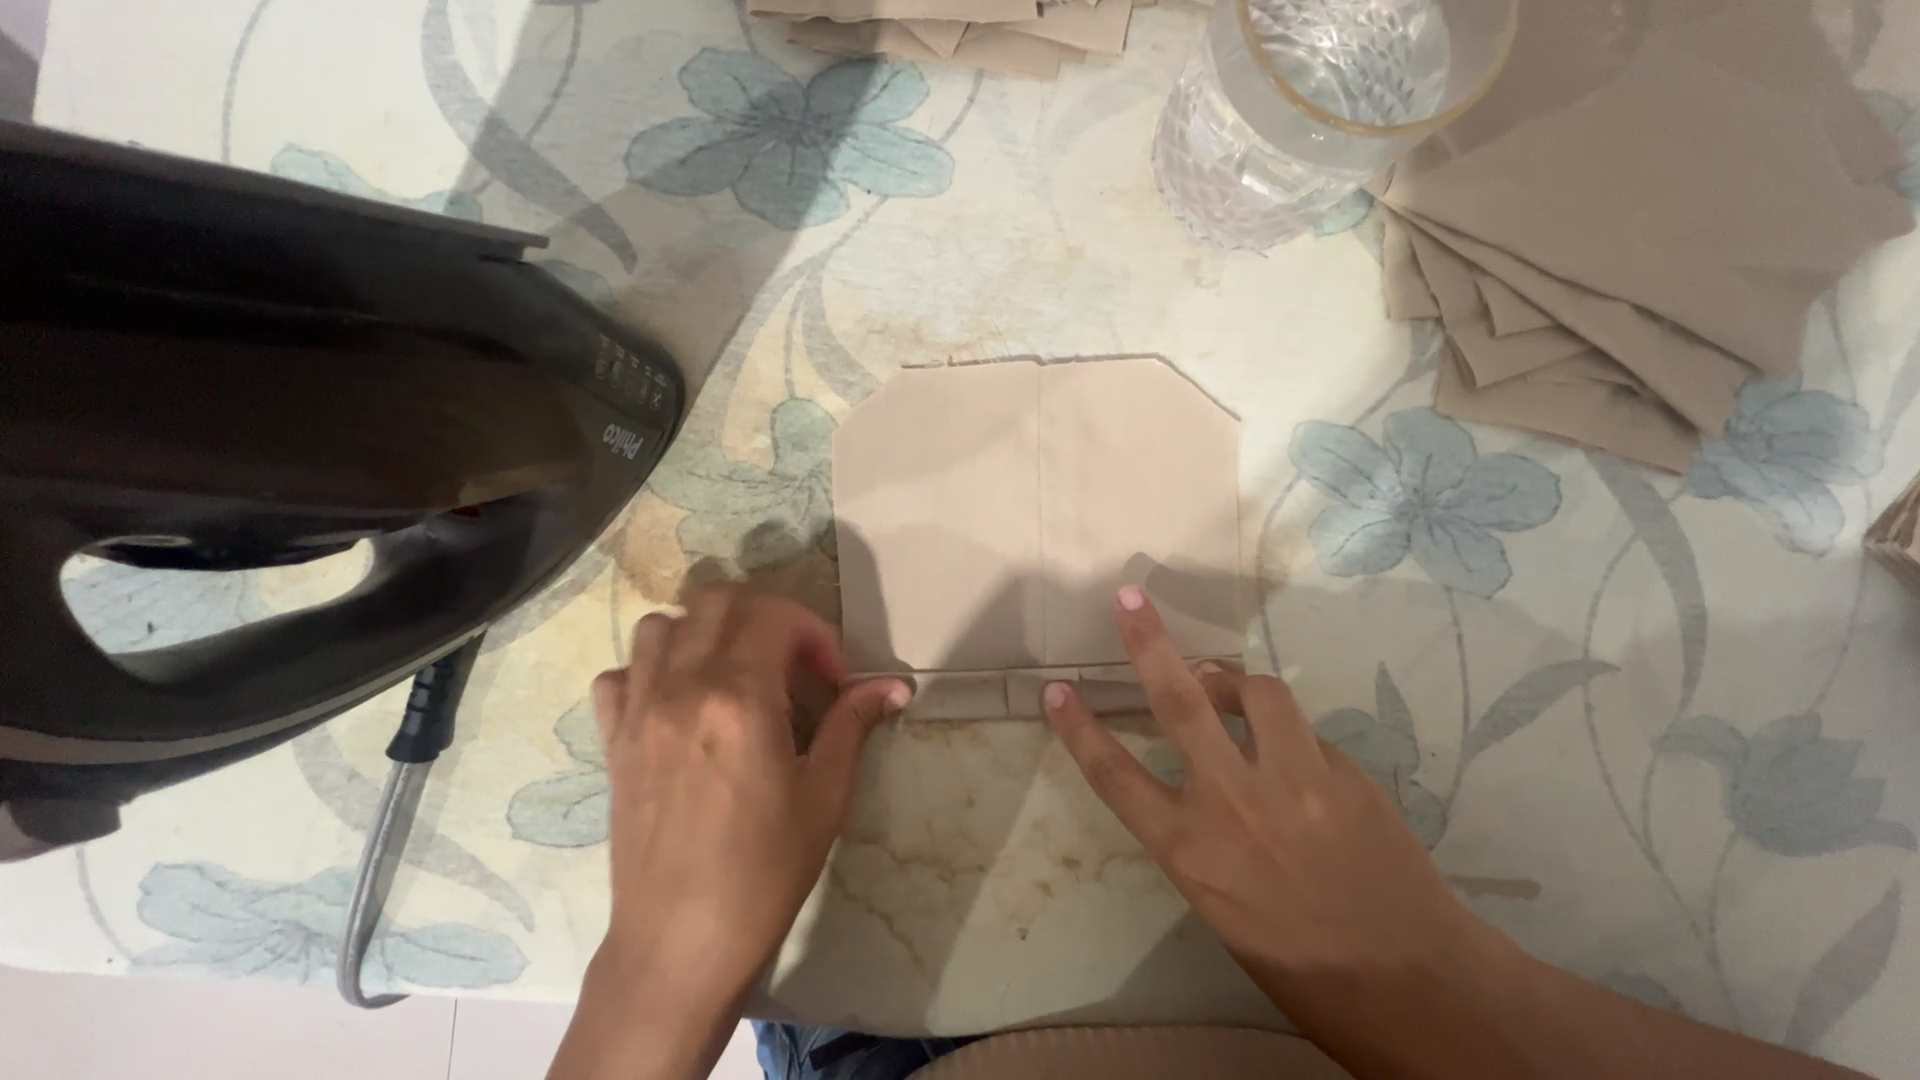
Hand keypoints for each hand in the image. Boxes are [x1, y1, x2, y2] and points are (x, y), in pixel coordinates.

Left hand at [552, 587, 908, 1079]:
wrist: (680, 941)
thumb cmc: (764, 871)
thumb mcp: (824, 795)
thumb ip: (852, 723)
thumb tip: (895, 685)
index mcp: (738, 697)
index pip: (774, 616)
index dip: (814, 634)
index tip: (831, 681)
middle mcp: (681, 687)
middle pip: (717, 601)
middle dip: (765, 617)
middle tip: (791, 665)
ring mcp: (638, 711)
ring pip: (661, 625)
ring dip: (705, 632)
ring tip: (736, 674)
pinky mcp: (612, 740)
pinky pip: (619, 674)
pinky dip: (650, 669)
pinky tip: (679, 704)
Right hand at [1042, 586, 1506, 1046]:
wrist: (1410, 982)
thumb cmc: (1298, 963)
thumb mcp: (1220, 905)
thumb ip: (1199, 833)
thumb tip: (1200, 769)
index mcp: (1190, 850)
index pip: (1115, 776)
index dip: (1079, 730)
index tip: (1056, 690)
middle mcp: (1233, 803)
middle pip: (1180, 701)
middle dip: (1149, 642)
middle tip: (1130, 596)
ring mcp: (1294, 781)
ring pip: (1257, 694)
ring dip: (1236, 683)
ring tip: (1232, 690)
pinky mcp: (1345, 773)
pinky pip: (1305, 732)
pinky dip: (1289, 734)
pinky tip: (1301, 762)